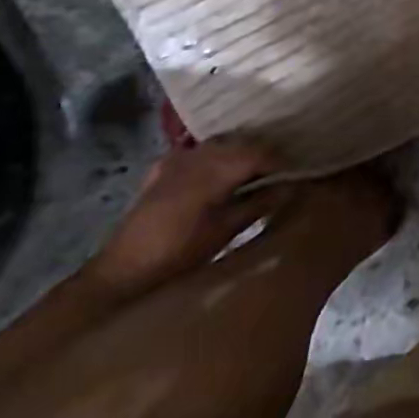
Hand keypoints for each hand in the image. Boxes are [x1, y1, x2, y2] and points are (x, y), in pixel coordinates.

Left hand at [83, 137, 298, 298]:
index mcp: (213, 169)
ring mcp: (177, 159)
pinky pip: (200, 152)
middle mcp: (196, 155)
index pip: (259, 152)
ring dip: (241, 154)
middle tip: (282, 173)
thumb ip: (259, 204)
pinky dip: (216, 158)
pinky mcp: (163, 168)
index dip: (281, 160)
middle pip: (242, 143)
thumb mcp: (224, 232)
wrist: (121, 274)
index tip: (298, 172)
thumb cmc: (177, 256)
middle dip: (264, 155)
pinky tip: (222, 173)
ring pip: (221, 144)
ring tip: (257, 172)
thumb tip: (292, 187)